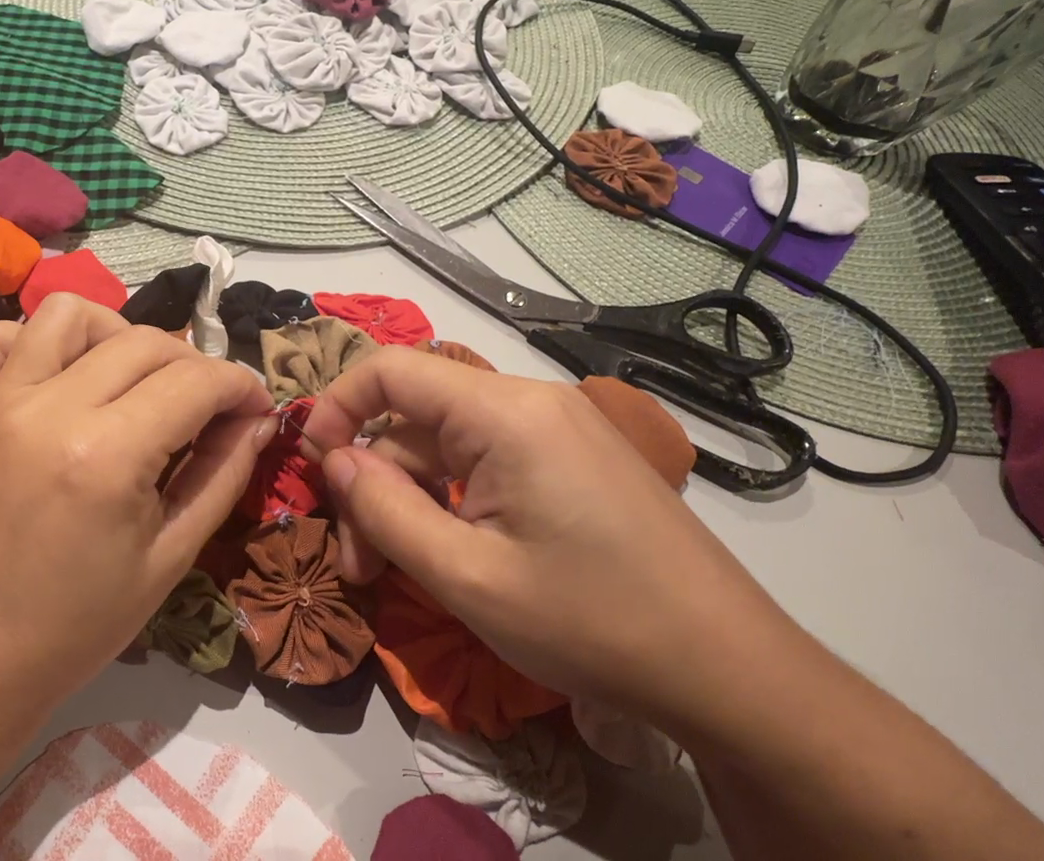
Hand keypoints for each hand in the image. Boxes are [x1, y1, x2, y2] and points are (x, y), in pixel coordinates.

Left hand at [0, 294, 274, 722]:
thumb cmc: (83, 619)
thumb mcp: (172, 556)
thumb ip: (222, 475)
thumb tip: (256, 418)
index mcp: (107, 455)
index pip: (194, 381)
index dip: (239, 385)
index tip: (255, 407)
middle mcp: (51, 409)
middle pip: (143, 340)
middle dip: (194, 364)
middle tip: (207, 406)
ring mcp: (1, 401)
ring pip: (68, 313)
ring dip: (117, 333)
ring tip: (133, 381)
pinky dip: (33, 341)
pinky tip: (60, 376)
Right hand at [300, 347, 807, 735]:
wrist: (731, 673)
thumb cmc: (591, 622)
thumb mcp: (465, 576)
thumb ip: (383, 509)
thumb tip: (333, 459)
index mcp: (506, 413)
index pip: (391, 370)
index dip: (335, 406)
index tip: (312, 467)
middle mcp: (532, 404)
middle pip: (415, 420)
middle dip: (373, 483)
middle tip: (360, 565)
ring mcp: (558, 433)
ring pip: (447, 448)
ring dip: (409, 503)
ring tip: (395, 574)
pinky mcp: (573, 464)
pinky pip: (486, 465)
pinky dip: (450, 504)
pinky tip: (448, 558)